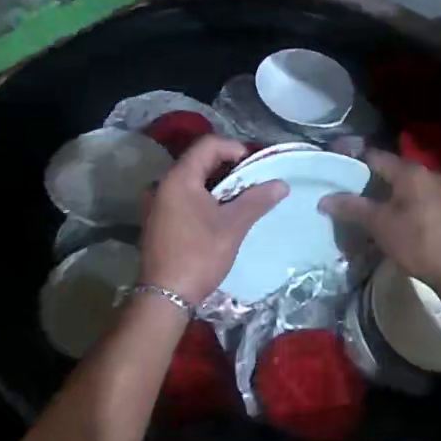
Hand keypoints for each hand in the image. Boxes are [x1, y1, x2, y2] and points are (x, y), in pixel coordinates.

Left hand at [139, 136, 287, 304]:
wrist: (165, 296)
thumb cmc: (199, 255)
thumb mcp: (233, 226)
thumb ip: (257, 200)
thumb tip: (282, 184)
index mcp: (179, 178)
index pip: (209, 144)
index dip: (236, 148)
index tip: (256, 166)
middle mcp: (163, 184)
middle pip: (200, 160)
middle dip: (230, 167)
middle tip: (254, 182)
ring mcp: (158, 203)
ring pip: (193, 180)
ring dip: (219, 184)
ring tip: (242, 200)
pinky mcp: (158, 220)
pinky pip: (184, 196)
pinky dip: (205, 198)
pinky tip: (221, 215)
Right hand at [320, 150, 440, 288]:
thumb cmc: (416, 241)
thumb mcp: (379, 224)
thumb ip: (351, 208)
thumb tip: (324, 199)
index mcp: (410, 171)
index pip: (374, 155)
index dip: (351, 158)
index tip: (332, 165)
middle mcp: (425, 174)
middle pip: (388, 169)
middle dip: (364, 178)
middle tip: (341, 188)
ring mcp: (437, 190)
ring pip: (400, 184)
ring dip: (380, 192)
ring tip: (358, 204)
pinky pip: (412, 196)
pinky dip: (395, 202)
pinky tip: (383, 216)